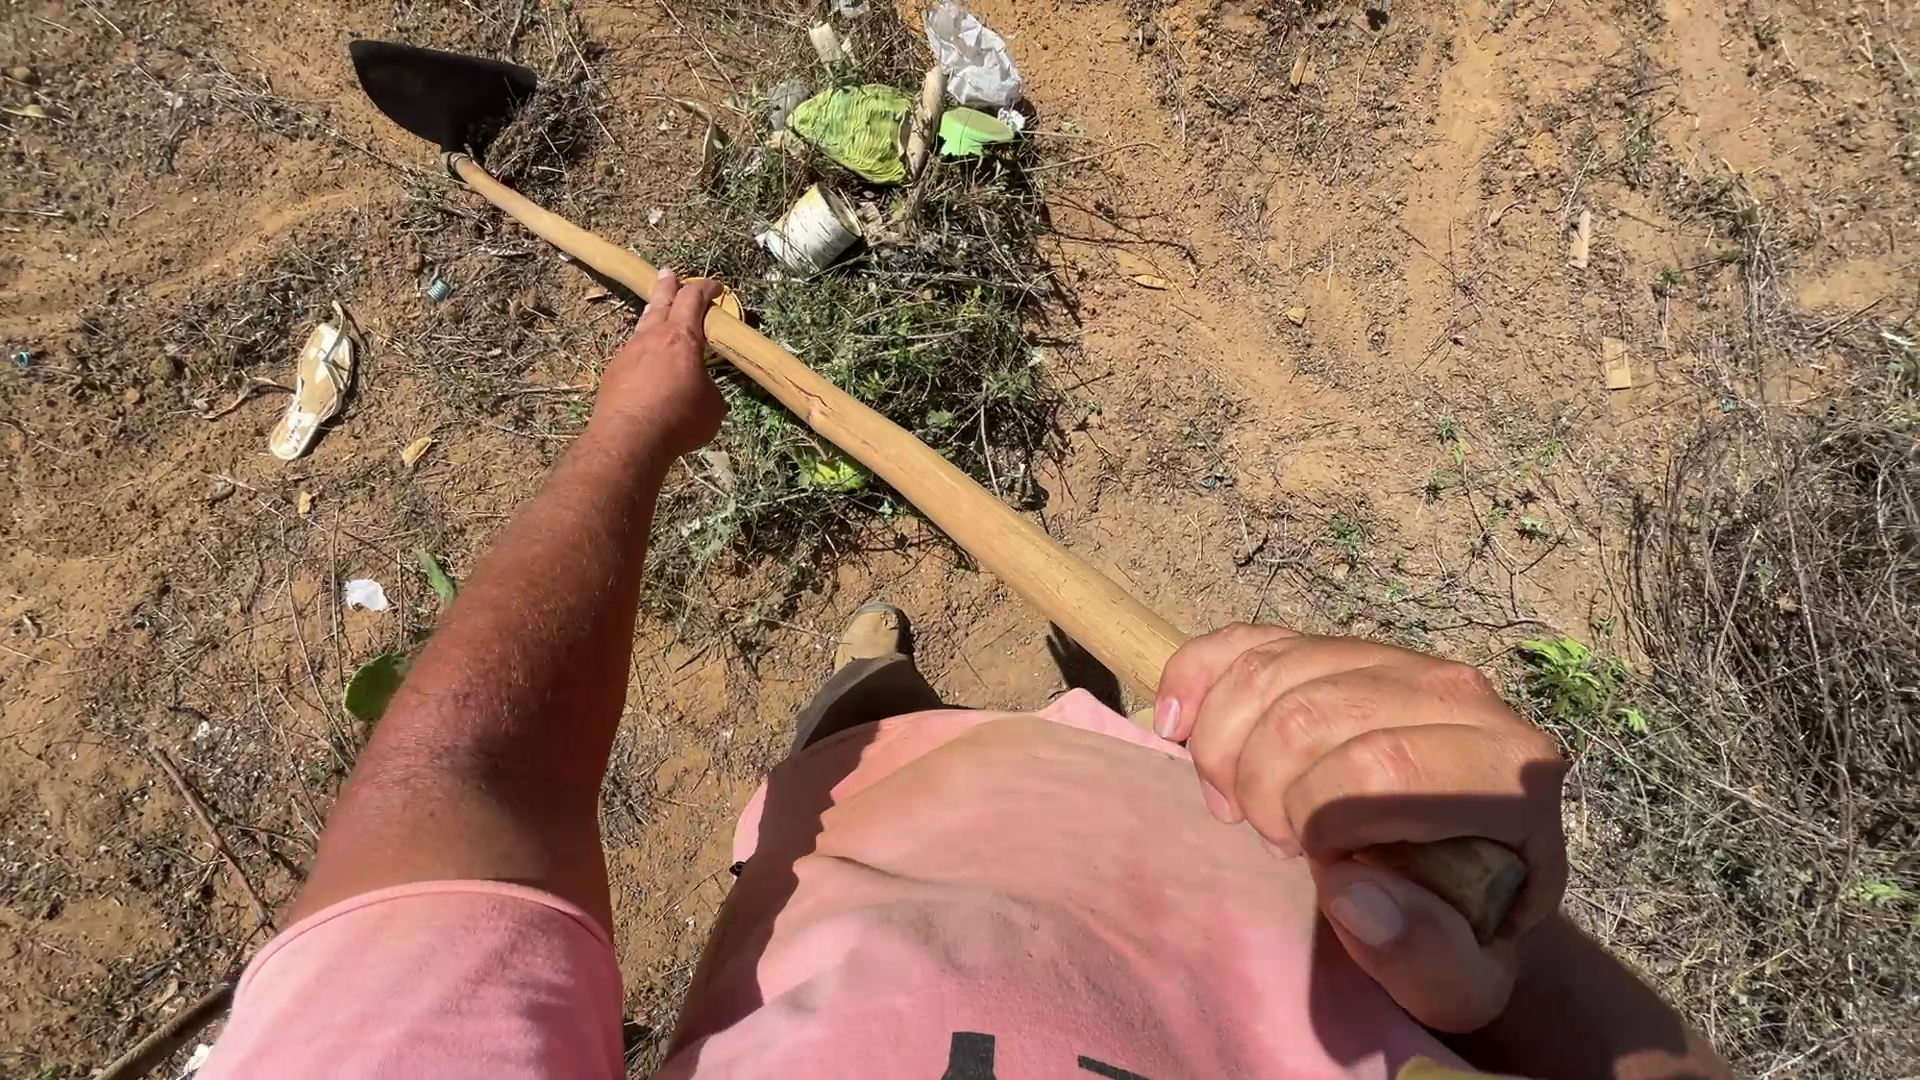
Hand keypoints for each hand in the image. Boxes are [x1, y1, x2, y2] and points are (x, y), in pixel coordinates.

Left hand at [594, 269, 727, 457]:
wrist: (630, 438)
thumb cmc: (679, 419)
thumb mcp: (712, 407)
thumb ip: (709, 390)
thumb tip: (702, 390)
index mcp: (682, 339)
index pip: (693, 301)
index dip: (705, 289)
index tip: (715, 286)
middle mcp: (652, 338)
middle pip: (661, 302)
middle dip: (669, 286)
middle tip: (670, 274)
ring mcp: (629, 353)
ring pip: (643, 325)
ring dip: (652, 315)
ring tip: (656, 312)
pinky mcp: (614, 372)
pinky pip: (633, 353)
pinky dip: (644, 351)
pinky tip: (647, 363)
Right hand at [1153, 625, 1566, 1032]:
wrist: (1441, 866)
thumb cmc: (1448, 923)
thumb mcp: (1455, 977)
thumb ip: (1424, 952)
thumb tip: (1352, 891)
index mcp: (1505, 770)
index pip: (1383, 764)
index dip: (1319, 813)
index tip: (1309, 859)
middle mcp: (1452, 690)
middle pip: (1309, 712)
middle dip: (1258, 782)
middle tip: (1263, 833)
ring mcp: (1383, 655)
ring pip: (1267, 670)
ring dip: (1221, 743)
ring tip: (1232, 799)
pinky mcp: (1325, 646)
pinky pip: (1242, 641)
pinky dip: (1193, 678)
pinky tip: (1176, 725)